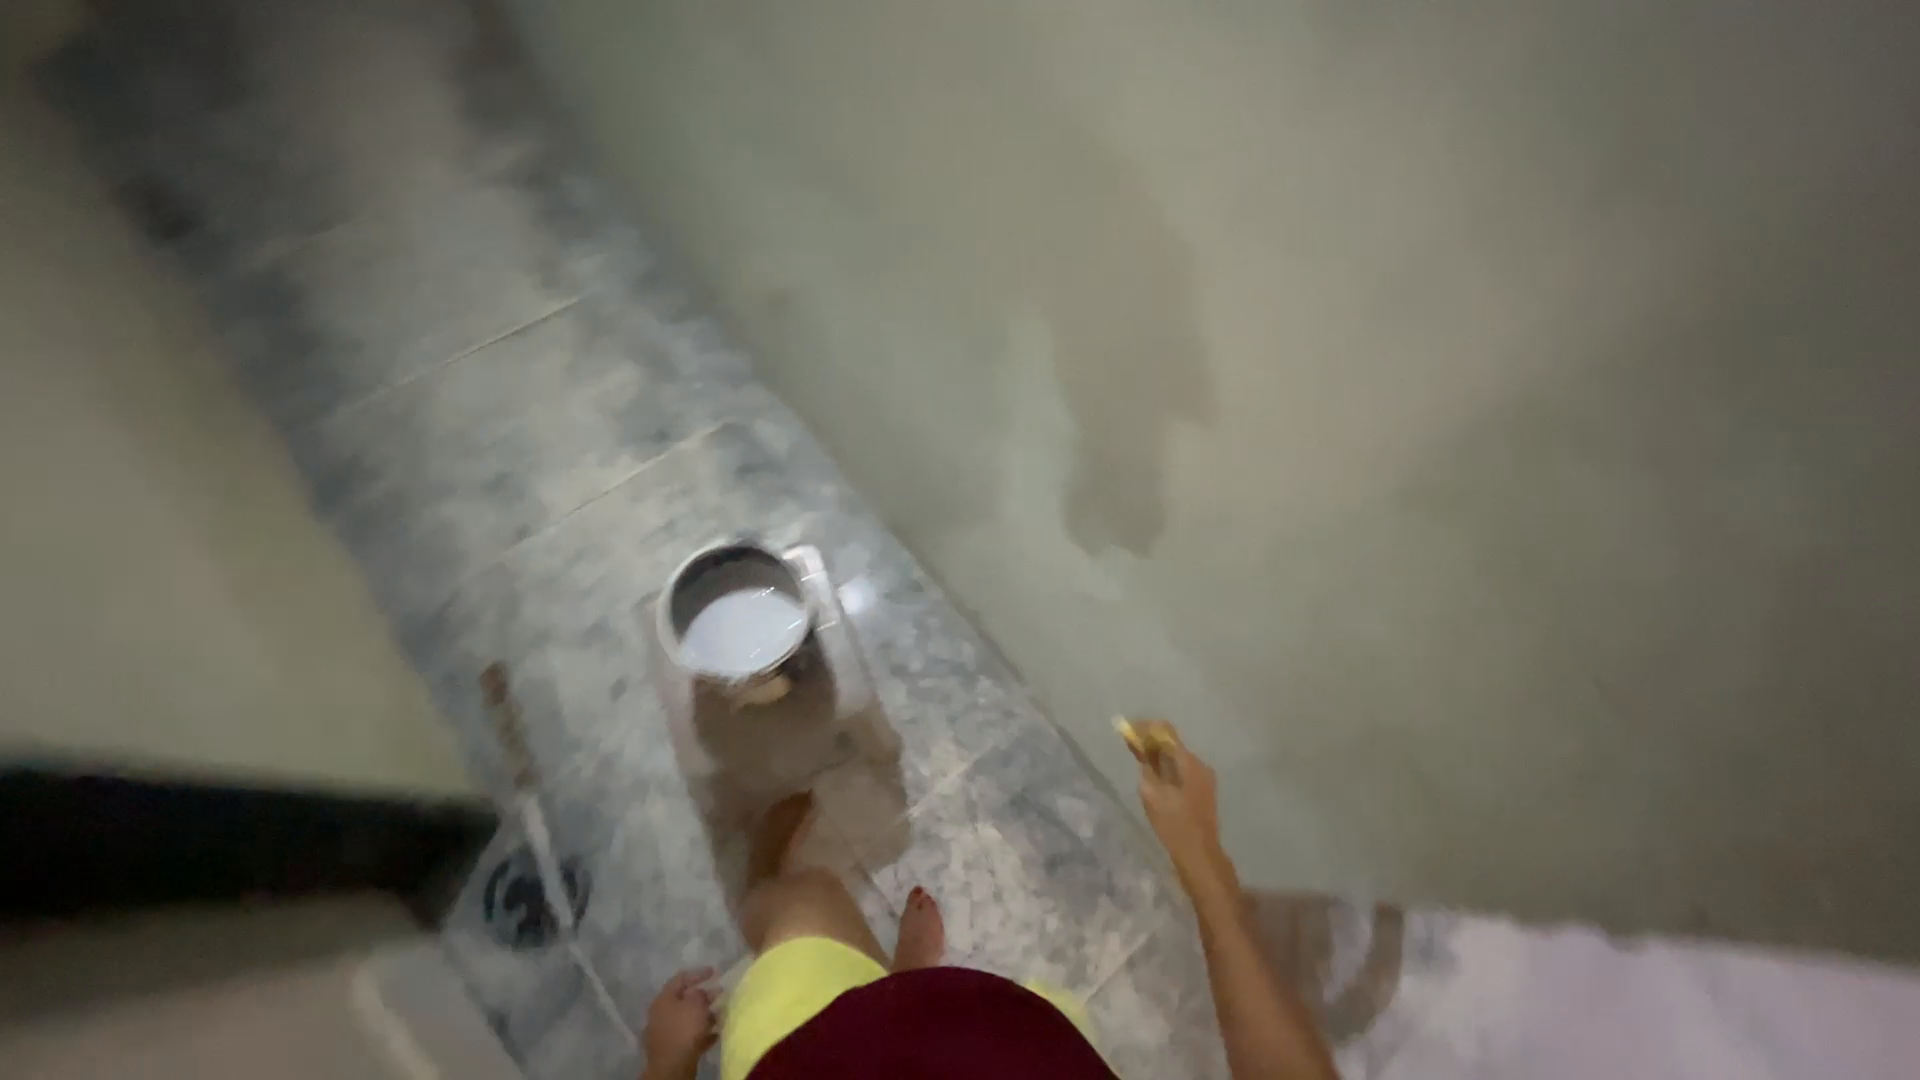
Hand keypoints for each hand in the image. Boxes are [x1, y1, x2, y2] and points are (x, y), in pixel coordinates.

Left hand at [643, 967, 717, 1079]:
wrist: (673, 1066)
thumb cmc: (684, 1028)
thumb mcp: (696, 1003)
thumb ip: (700, 993)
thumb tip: (701, 992)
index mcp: (663, 999)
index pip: (681, 979)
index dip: (699, 973)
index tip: (715, 972)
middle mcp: (661, 1014)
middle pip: (685, 1000)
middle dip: (704, 996)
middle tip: (721, 993)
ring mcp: (666, 1033)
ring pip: (689, 1019)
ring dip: (705, 1015)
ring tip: (722, 1014)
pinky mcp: (673, 1049)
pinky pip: (690, 1036)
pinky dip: (703, 1032)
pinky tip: (716, 1033)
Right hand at [1127, 720, 1236, 899]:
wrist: (1199, 854)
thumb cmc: (1173, 823)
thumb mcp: (1152, 794)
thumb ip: (1146, 767)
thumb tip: (1140, 748)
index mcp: (1188, 762)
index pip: (1165, 732)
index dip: (1146, 728)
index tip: (1129, 730)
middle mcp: (1200, 765)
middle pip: (1172, 744)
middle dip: (1151, 742)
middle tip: (1131, 746)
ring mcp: (1205, 777)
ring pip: (1178, 758)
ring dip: (1159, 756)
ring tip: (1140, 761)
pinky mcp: (1203, 790)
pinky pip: (1182, 770)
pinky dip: (1167, 768)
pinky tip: (1155, 777)